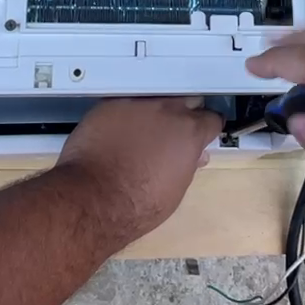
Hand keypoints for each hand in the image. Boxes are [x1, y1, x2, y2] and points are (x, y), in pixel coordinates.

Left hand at [55, 97, 221, 244]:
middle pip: (185, 102)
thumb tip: (192, 156)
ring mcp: (137, 105)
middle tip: (171, 136)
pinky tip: (118, 134)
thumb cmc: (138, 202)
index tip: (201, 136)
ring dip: (153, 115)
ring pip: (154, 101)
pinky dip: (125, 117)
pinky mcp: (109, 105)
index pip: (211, 119)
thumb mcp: (176, 188)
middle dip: (183, 116)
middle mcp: (167, 110)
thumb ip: (188, 163)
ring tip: (142, 135)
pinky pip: (125, 105)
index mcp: (189, 131)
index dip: (207, 130)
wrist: (93, 199)